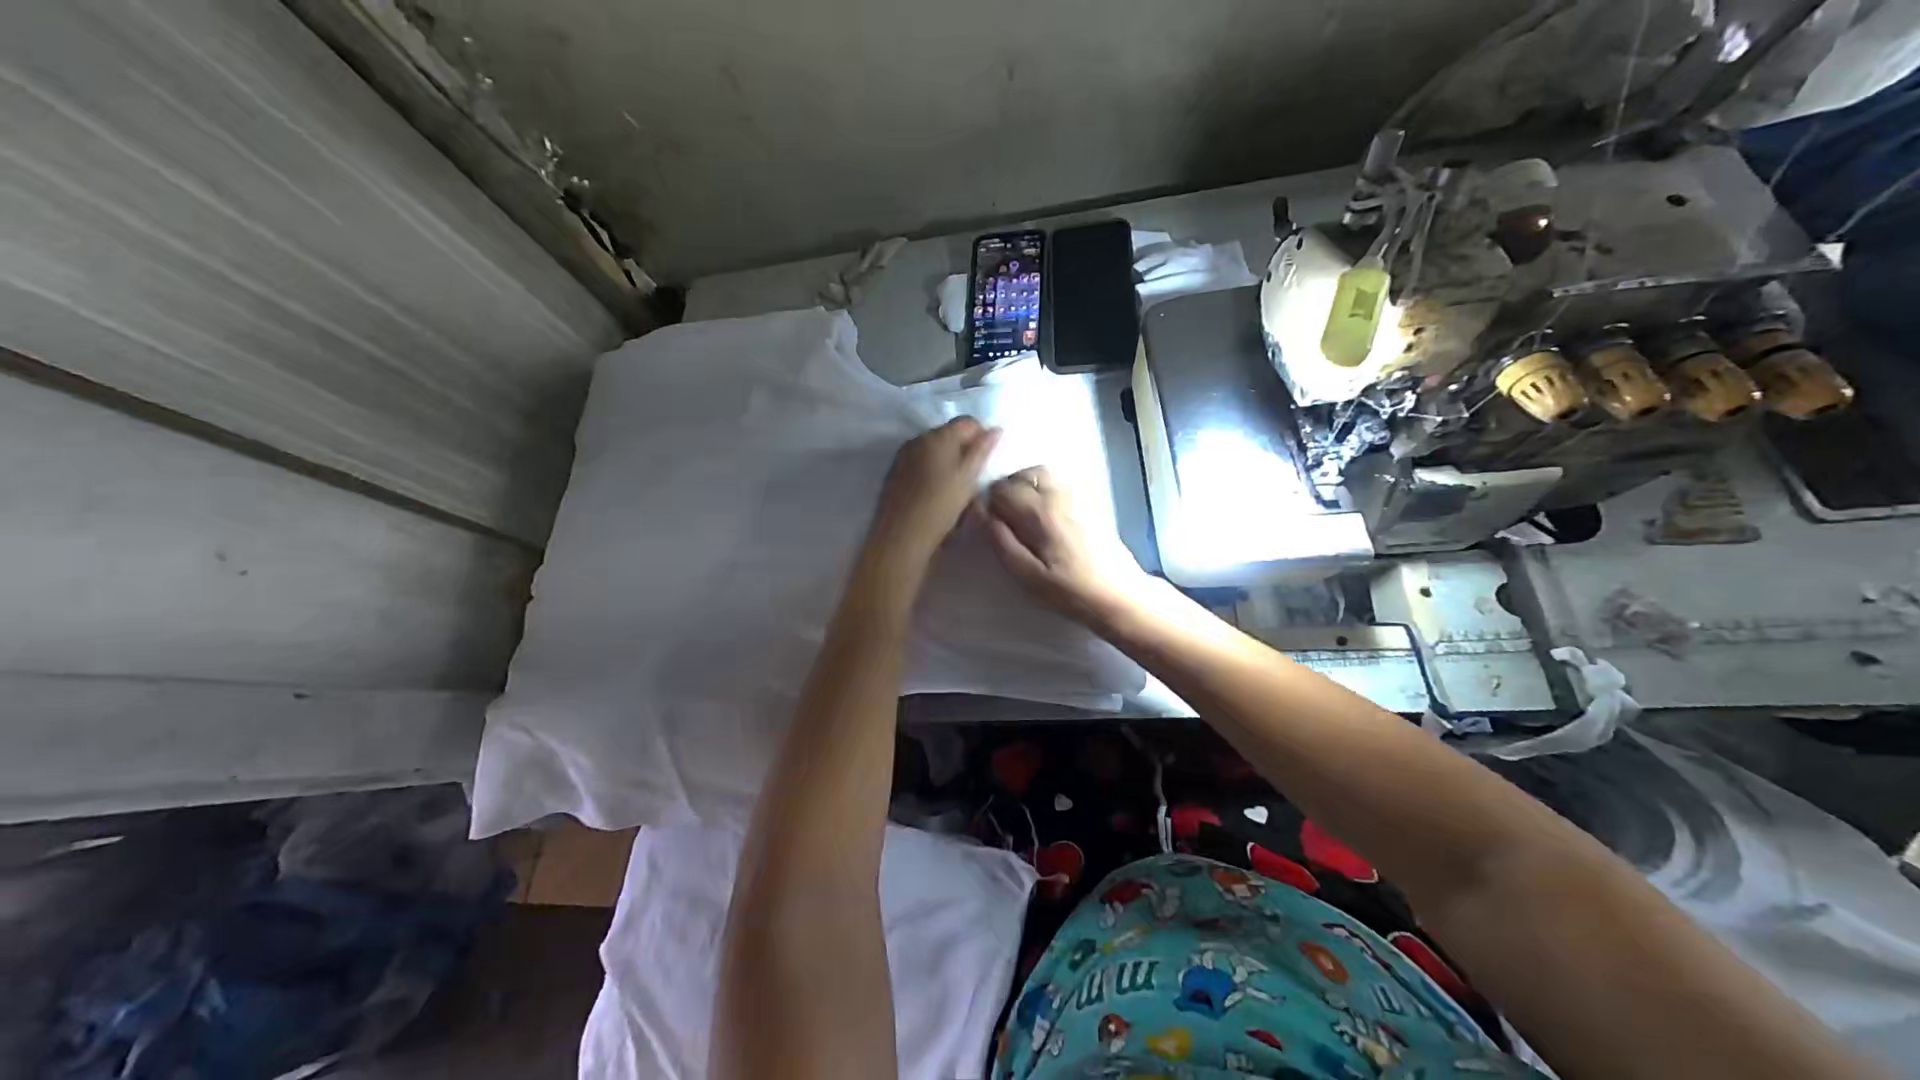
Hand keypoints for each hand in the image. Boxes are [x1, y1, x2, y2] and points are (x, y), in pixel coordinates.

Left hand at [867, 417, 1001, 562]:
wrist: (901, 537)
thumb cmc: (940, 507)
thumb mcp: (968, 479)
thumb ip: (982, 450)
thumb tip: (996, 429)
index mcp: (938, 436)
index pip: (968, 422)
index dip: (983, 436)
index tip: (989, 459)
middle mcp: (918, 439)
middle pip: (949, 434)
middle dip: (964, 448)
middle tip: (974, 476)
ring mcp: (903, 455)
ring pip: (934, 449)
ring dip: (948, 460)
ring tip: (956, 487)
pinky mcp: (894, 473)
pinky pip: (919, 463)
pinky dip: (931, 471)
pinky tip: (935, 493)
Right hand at [979, 465, 1153, 626]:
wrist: (1117, 594)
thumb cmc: (1068, 590)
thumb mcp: (1027, 575)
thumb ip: (1001, 541)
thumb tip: (983, 514)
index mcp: (1039, 512)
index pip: (1001, 489)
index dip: (989, 503)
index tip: (990, 521)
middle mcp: (1058, 495)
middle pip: (1021, 474)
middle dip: (1007, 490)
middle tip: (1006, 517)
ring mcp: (1078, 494)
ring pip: (1042, 473)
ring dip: (1027, 484)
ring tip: (1025, 510)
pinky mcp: (1092, 500)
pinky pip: (1061, 480)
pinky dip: (1046, 487)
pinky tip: (1048, 511)